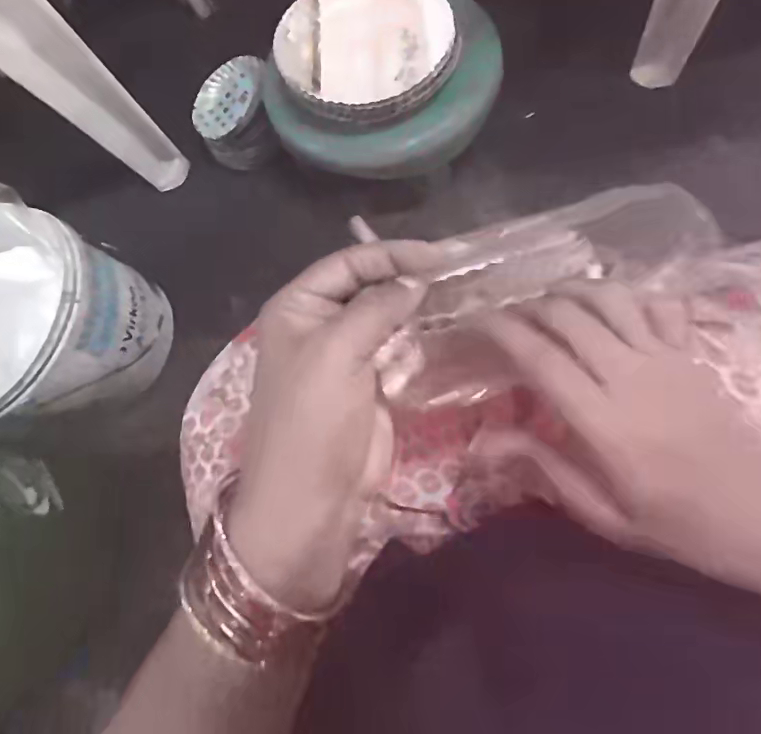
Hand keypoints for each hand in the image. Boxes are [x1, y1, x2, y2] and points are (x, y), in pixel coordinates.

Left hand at [226, 240, 445, 610]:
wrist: (309, 504)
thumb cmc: (311, 419)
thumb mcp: (337, 352)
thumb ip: (376, 308)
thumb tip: (414, 278)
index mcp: (296, 307)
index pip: (345, 264)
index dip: (390, 255)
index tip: (440, 256)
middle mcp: (318, 324)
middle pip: (367, 288)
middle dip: (407, 280)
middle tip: (461, 273)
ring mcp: (345, 356)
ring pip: (387, 319)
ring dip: (418, 311)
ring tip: (465, 296)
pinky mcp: (370, 386)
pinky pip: (398, 351)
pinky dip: (419, 342)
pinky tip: (449, 331)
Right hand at [478, 281, 760, 612]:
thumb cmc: (684, 528)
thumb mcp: (606, 515)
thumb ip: (544, 468)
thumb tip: (483, 440)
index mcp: (606, 422)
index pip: (540, 357)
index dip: (501, 330)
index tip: (475, 321)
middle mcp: (632, 378)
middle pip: (567, 315)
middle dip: (527, 305)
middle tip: (507, 315)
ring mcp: (667, 360)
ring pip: (609, 298)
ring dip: (571, 291)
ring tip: (549, 302)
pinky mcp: (693, 355)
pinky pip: (657, 305)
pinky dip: (627, 296)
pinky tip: (608, 308)